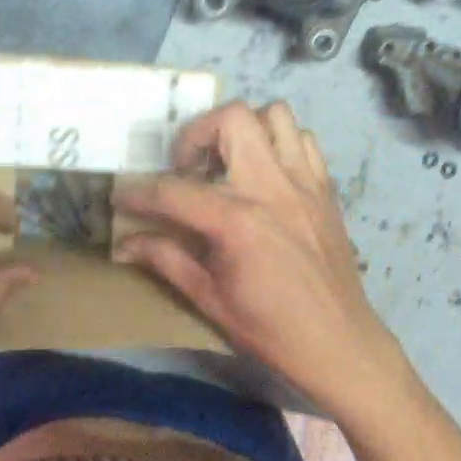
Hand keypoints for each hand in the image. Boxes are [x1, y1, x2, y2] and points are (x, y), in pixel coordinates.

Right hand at [113, 102, 408, 414]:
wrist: (339, 344)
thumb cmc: (269, 328)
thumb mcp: (208, 298)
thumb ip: (165, 259)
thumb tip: (124, 244)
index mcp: (237, 221)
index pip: (174, 190)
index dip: (139, 193)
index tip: (122, 197)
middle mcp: (272, 188)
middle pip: (232, 119)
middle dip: (198, 133)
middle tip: (187, 167)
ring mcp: (304, 183)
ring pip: (275, 116)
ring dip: (244, 130)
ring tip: (228, 162)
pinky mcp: (325, 189)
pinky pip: (304, 140)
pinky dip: (280, 144)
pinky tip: (265, 174)